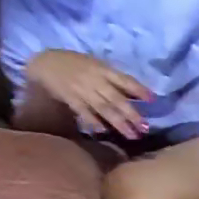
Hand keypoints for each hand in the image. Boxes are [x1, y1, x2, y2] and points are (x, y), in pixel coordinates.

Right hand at [25, 49, 150, 139]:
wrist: (45, 63)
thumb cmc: (77, 64)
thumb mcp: (97, 65)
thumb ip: (114, 79)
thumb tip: (135, 96)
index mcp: (103, 69)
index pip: (124, 79)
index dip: (138, 89)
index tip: (152, 99)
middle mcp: (94, 80)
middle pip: (116, 99)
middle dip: (131, 114)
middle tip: (144, 128)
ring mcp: (82, 90)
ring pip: (103, 108)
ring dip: (119, 123)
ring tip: (132, 135)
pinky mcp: (70, 98)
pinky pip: (83, 112)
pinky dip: (93, 122)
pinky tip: (104, 132)